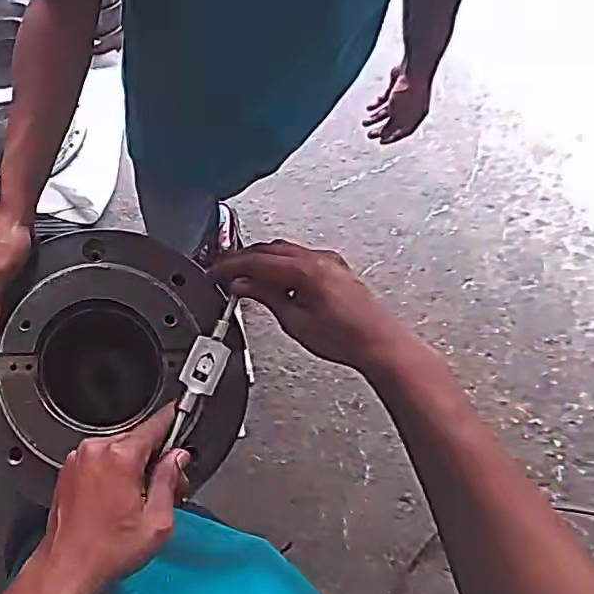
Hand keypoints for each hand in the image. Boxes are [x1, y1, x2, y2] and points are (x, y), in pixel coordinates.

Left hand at [14, 405, 189, 593]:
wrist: (68, 564)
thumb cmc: (107, 550)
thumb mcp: (156, 522)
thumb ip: (169, 481)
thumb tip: (177, 459)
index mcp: (119, 458)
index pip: (153, 426)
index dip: (170, 422)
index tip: (178, 416)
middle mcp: (95, 450)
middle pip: (135, 439)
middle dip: (152, 457)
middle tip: (161, 487)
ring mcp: (79, 458)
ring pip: (116, 449)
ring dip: (130, 465)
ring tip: (133, 500)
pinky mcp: (69, 468)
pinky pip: (99, 459)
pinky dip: (111, 470)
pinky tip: (114, 500)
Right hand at [210, 240, 410, 367]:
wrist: (379, 344)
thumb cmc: (346, 338)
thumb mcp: (294, 320)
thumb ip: (265, 296)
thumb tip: (242, 285)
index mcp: (306, 270)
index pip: (256, 261)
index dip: (229, 267)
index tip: (214, 272)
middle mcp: (318, 260)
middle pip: (268, 249)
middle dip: (241, 259)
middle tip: (222, 271)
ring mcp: (328, 262)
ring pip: (283, 250)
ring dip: (260, 259)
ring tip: (243, 275)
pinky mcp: (334, 268)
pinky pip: (299, 256)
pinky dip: (279, 262)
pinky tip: (273, 276)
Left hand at [363, 61, 432, 144]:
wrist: (413, 70)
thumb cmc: (409, 93)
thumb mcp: (399, 116)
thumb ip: (391, 128)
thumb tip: (385, 138)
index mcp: (416, 116)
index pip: (404, 131)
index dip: (392, 138)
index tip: (381, 142)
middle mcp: (412, 107)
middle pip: (395, 122)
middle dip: (381, 129)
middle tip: (370, 135)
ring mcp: (405, 96)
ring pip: (388, 111)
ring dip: (375, 117)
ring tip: (365, 122)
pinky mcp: (397, 87)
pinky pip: (385, 98)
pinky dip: (377, 104)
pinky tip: (369, 107)